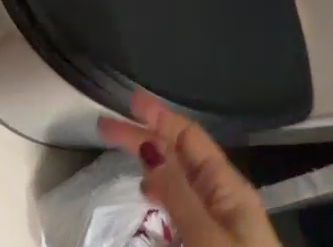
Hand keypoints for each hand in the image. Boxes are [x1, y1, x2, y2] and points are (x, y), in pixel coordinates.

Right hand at [99, 91, 280, 246]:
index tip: (127, 101)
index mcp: (228, 189)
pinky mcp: (212, 244)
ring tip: (124, 155)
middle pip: (182, 155)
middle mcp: (225, 200)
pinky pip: (184, 206)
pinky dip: (163, 192)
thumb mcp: (206, 237)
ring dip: (153, 161)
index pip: (189, 138)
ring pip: (182, 180)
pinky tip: (150, 197)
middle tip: (104, 128)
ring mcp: (221, 225)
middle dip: (145, 136)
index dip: (159, 116)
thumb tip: (148, 144)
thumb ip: (177, 192)